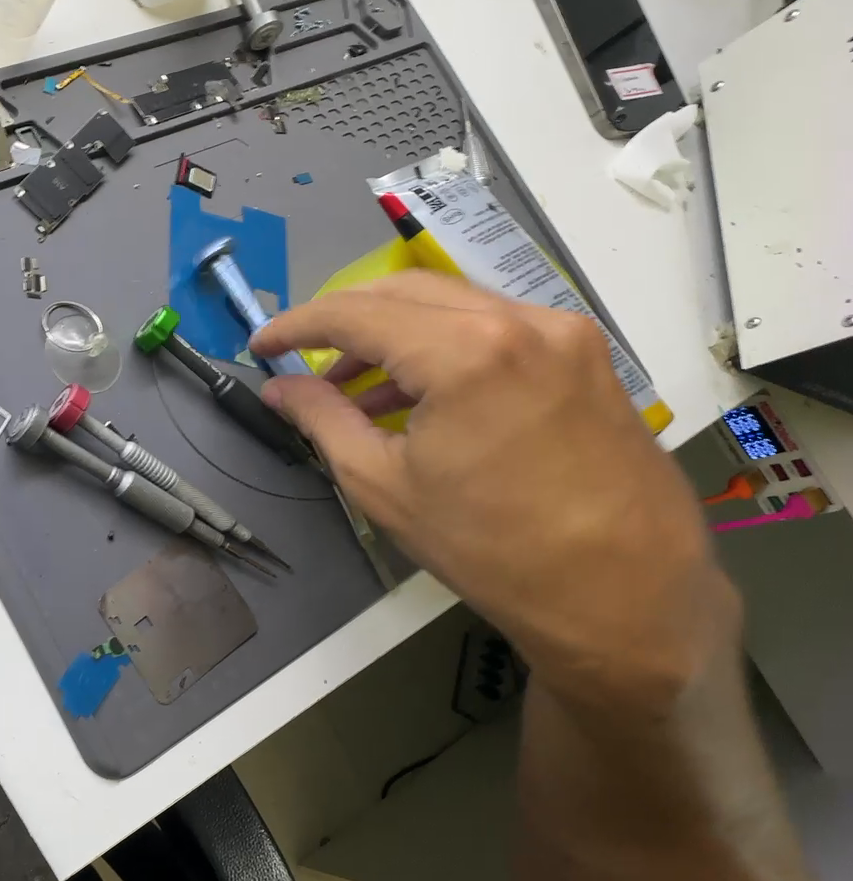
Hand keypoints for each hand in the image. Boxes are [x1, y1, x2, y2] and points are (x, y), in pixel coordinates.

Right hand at [250, 271, 732, 702]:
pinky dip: (437, 347)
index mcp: (465, 352)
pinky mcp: (583, 355)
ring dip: (389, 334)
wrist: (621, 588)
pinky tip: (410, 396)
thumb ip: (321, 419)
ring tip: (349, 389)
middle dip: (341, 319)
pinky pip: (490, 328)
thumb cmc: (486, 544)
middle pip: (404, 292)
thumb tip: (278, 386)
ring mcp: (562, 333)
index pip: (357, 313)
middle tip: (298, 357)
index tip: (260, 344)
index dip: (297, 324)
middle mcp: (521, 321)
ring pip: (449, 304)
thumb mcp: (380, 483)